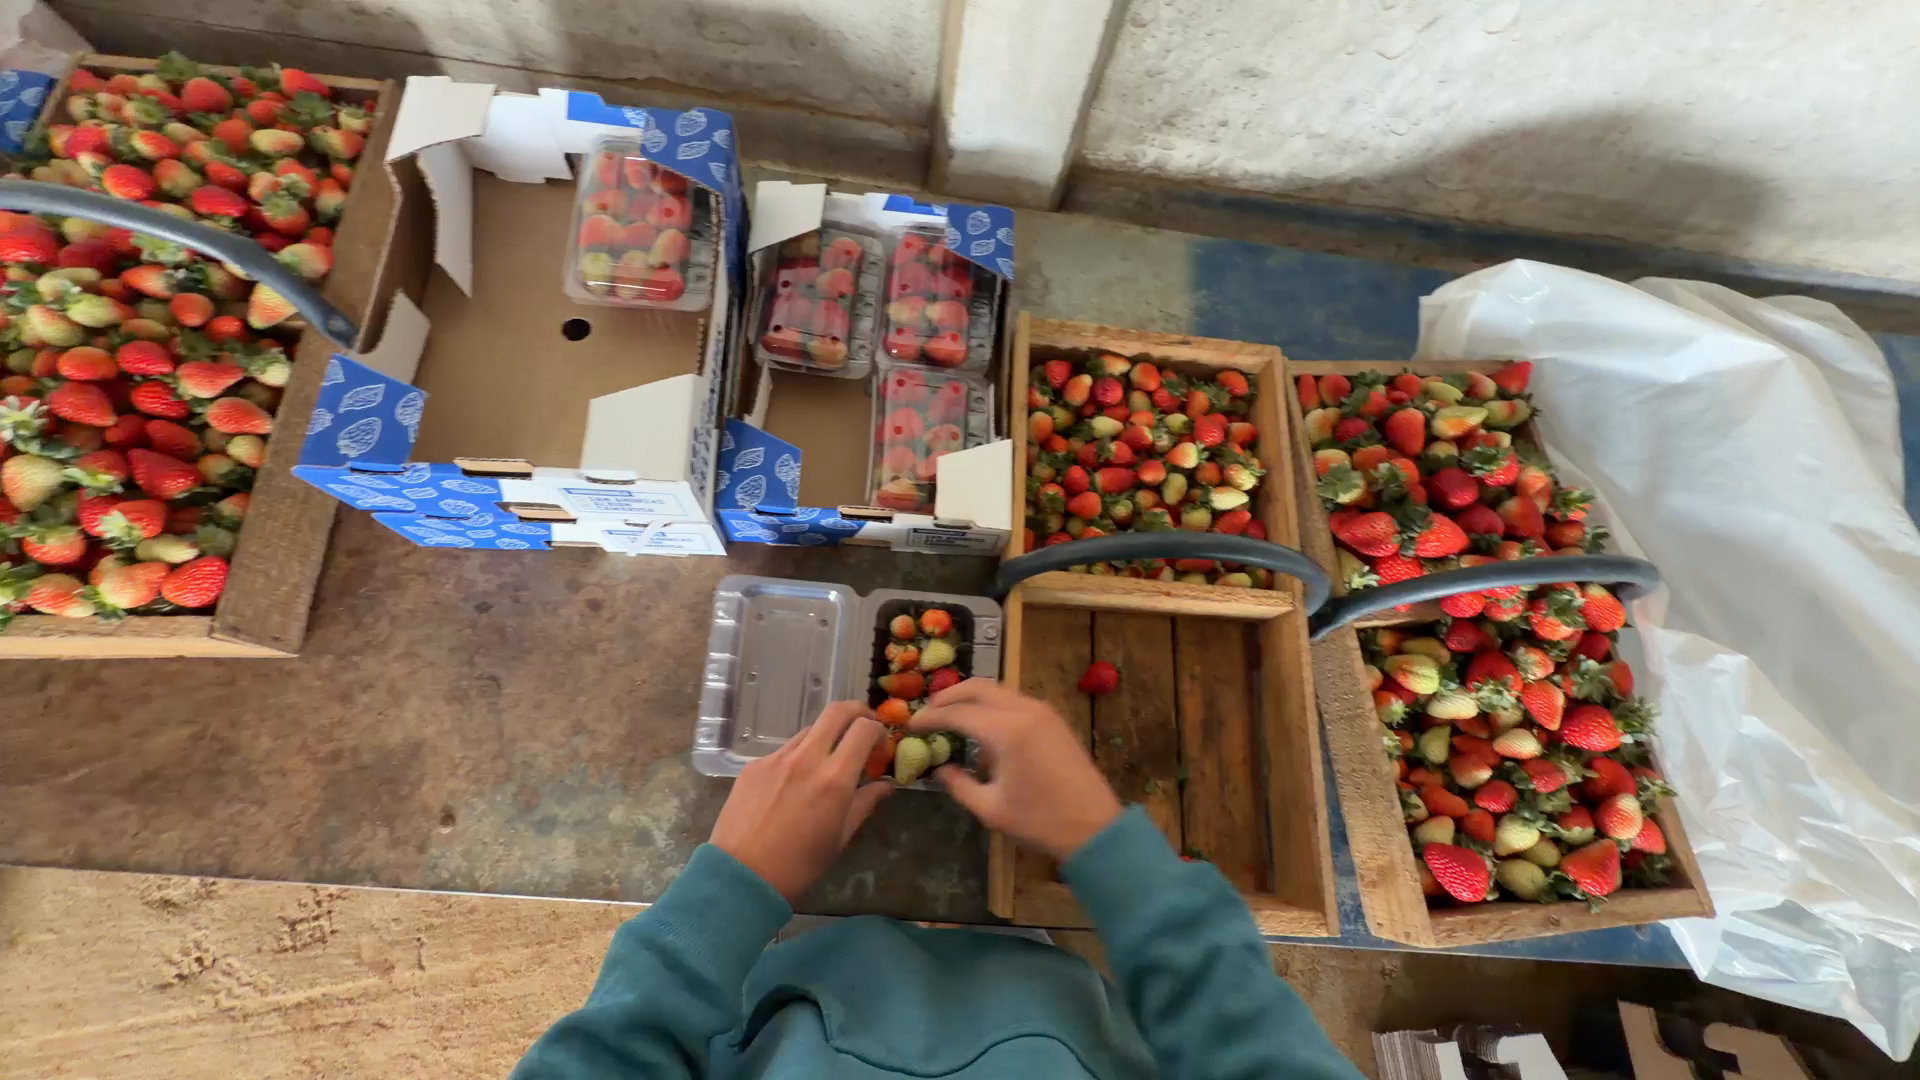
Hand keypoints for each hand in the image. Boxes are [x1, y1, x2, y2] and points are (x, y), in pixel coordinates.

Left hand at [710, 701, 892, 902]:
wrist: (740, 877)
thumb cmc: (799, 865)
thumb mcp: (840, 837)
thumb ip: (865, 803)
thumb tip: (884, 785)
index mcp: (834, 778)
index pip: (864, 729)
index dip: (877, 729)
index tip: (879, 742)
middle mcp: (807, 758)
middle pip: (836, 711)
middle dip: (856, 711)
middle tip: (862, 724)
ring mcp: (777, 758)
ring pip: (810, 730)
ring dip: (826, 736)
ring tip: (827, 760)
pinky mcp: (754, 765)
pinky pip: (785, 750)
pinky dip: (799, 756)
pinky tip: (793, 782)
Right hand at [910, 678, 1121, 860]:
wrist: (1096, 828)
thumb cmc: (1041, 822)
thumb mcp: (991, 809)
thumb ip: (959, 784)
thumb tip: (939, 768)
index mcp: (1007, 731)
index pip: (959, 713)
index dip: (931, 717)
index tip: (911, 725)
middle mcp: (1024, 710)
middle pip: (978, 687)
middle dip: (949, 696)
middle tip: (928, 711)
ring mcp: (1042, 711)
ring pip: (998, 689)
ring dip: (971, 697)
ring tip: (951, 715)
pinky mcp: (1053, 718)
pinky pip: (1014, 699)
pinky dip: (992, 704)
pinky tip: (982, 726)